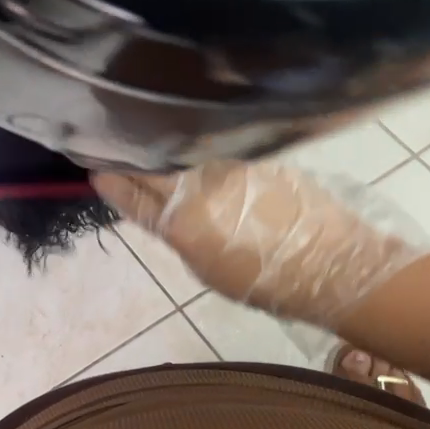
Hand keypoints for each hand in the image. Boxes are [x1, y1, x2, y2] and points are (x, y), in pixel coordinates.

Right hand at [94, 162, 429, 327]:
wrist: (338, 268)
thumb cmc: (262, 281)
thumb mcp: (200, 264)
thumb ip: (167, 227)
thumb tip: (142, 200)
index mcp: (180, 220)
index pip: (127, 189)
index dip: (107, 176)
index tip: (91, 164)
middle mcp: (198, 184)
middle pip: (149, 161)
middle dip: (127, 154)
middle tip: (112, 147)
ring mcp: (227, 166)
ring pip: (180, 152)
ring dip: (161, 150)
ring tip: (151, 149)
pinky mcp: (255, 158)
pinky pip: (212, 151)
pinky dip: (195, 153)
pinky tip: (194, 155)